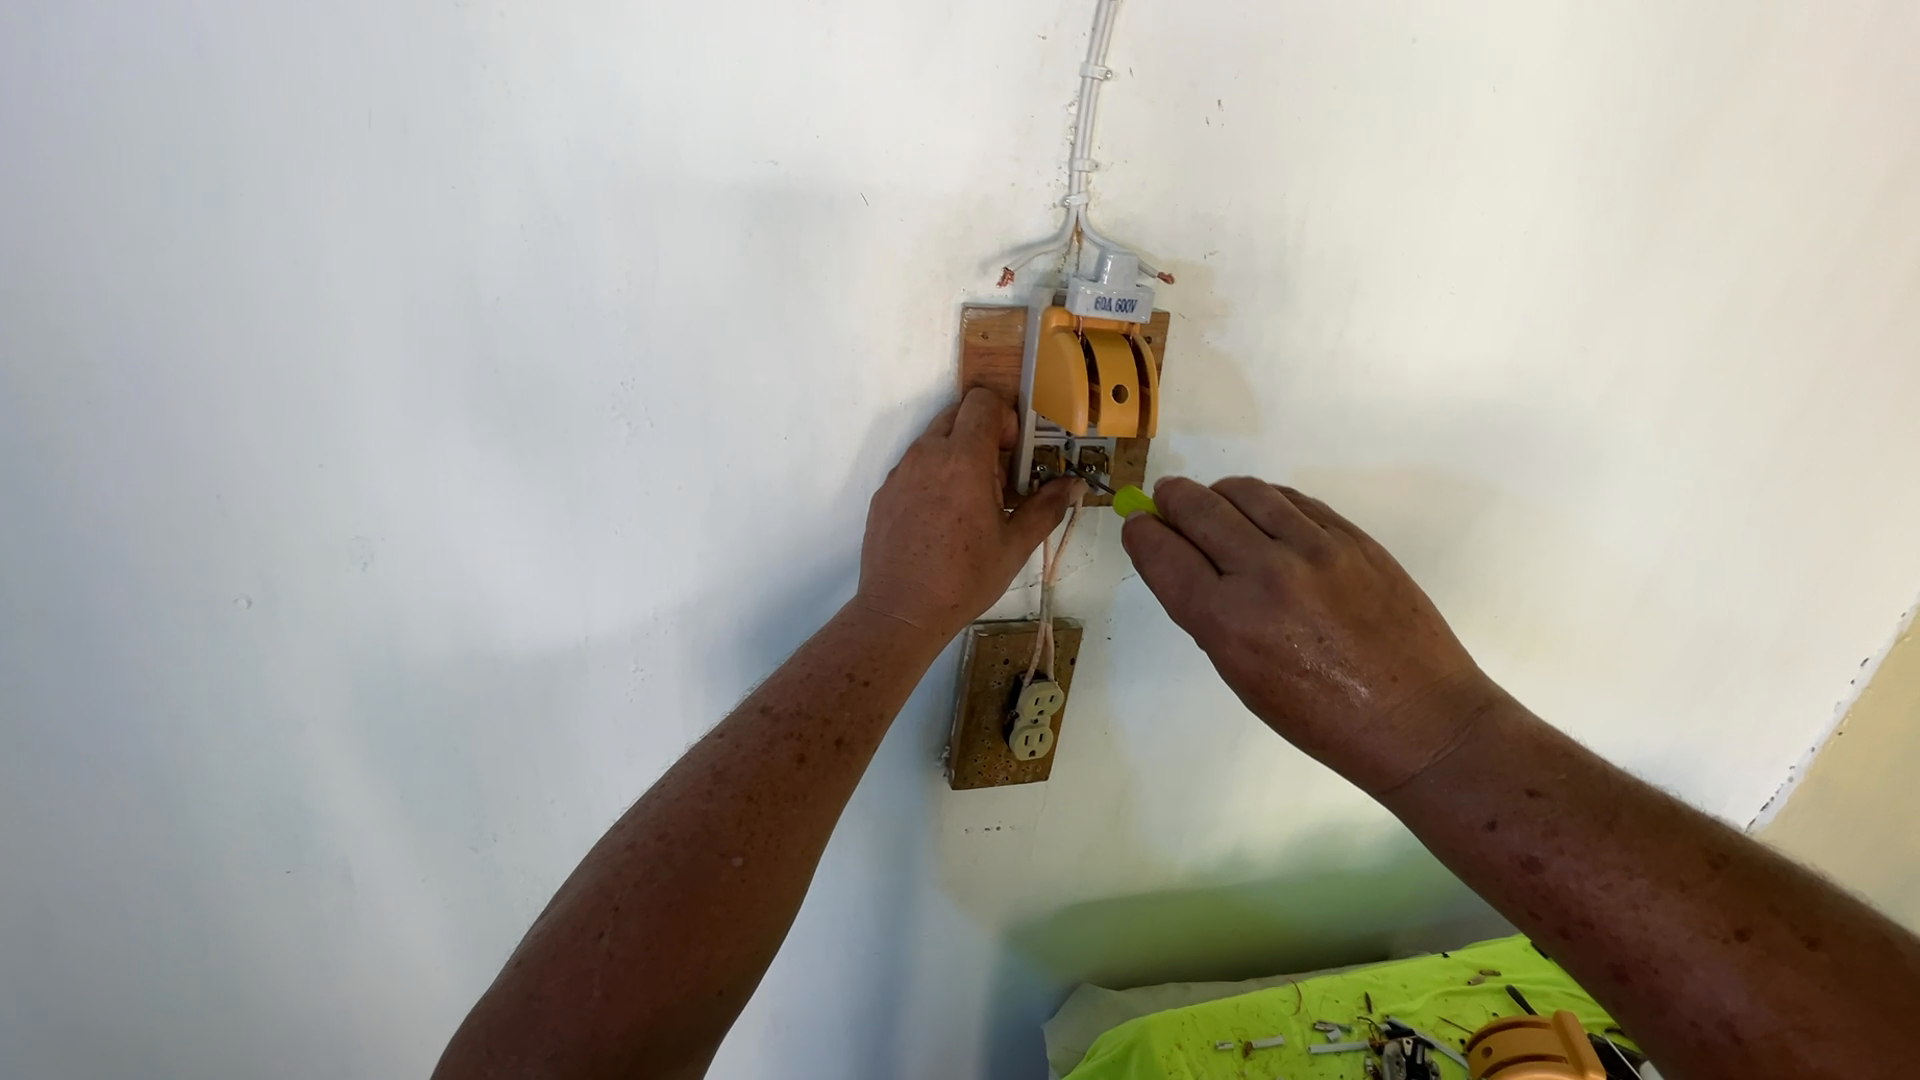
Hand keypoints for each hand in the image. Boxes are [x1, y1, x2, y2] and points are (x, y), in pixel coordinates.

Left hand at [856, 388, 1082, 641]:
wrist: (901, 611)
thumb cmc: (964, 579)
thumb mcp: (1015, 545)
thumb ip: (1046, 507)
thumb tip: (1072, 485)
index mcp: (962, 460)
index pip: (983, 402)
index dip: (1005, 419)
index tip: (1012, 454)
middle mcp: (927, 455)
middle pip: (957, 413)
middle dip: (982, 433)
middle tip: (997, 476)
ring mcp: (900, 473)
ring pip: (933, 440)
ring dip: (957, 454)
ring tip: (970, 502)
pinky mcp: (884, 493)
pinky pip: (913, 467)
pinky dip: (933, 477)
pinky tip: (941, 520)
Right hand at [1121, 476, 1498, 792]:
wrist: (1418, 719)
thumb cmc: (1317, 716)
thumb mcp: (1240, 674)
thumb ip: (1206, 612)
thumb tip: (1180, 561)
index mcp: (1228, 621)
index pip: (1162, 553)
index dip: (1141, 532)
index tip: (1137, 525)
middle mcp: (1266, 574)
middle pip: (1198, 508)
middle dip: (1171, 500)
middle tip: (1165, 501)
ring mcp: (1315, 549)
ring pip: (1244, 491)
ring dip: (1216, 493)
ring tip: (1212, 505)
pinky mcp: (1352, 537)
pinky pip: (1291, 500)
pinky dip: (1264, 500)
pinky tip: (1261, 515)